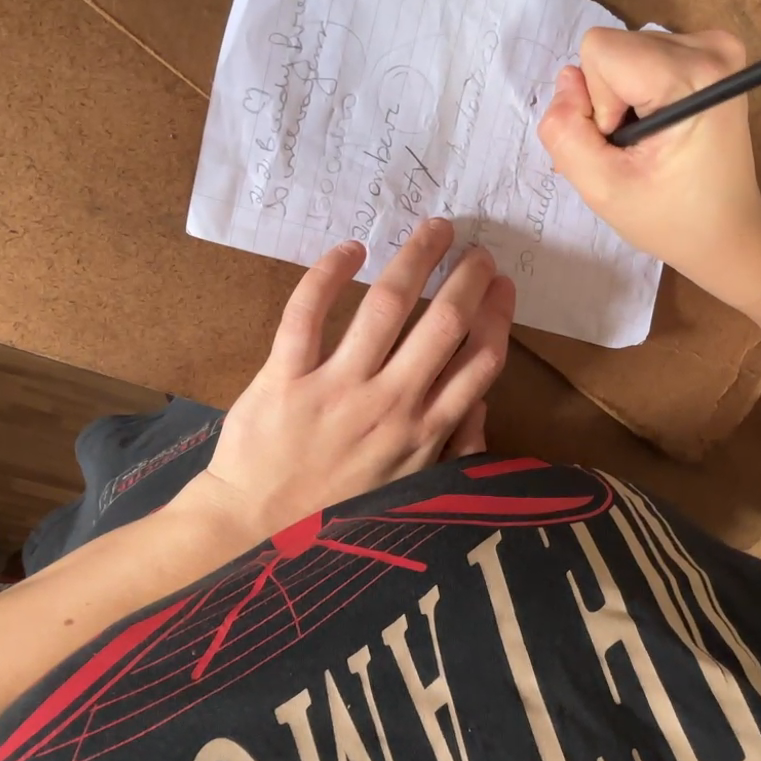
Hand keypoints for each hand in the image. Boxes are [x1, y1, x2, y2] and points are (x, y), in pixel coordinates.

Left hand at [173, 219, 515, 540]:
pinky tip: (352, 248)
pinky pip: (307, 312)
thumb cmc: (340, 515)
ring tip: (436, 229)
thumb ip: (456, 452)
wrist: (257, 531)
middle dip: (469, 277)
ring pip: (387, 305)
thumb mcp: (414, 495)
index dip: (498, 316)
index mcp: (426, 434)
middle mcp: (391, 403)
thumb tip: (479, 401)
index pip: (479, 362)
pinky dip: (329, 273)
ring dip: (417, 259)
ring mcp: (337, 387)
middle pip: (444, 323)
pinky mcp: (285, 376)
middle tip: (477, 250)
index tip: (503, 286)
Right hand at [537, 27, 760, 284]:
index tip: (625, 144)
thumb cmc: (669, 219)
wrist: (726, 232)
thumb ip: (566, 132)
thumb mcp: (602, 188)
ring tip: (648, 145)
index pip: (599, 50)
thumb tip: (566, 80)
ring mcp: (715, 47)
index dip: (597, 102)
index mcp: (690, 75)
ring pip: (626, 52)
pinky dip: (640, 94)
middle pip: (614, 49)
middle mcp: (708, 47)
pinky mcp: (713, 55)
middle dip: (610, 100)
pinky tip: (658, 131)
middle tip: (634, 151)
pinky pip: (646, 57)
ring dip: (623, 100)